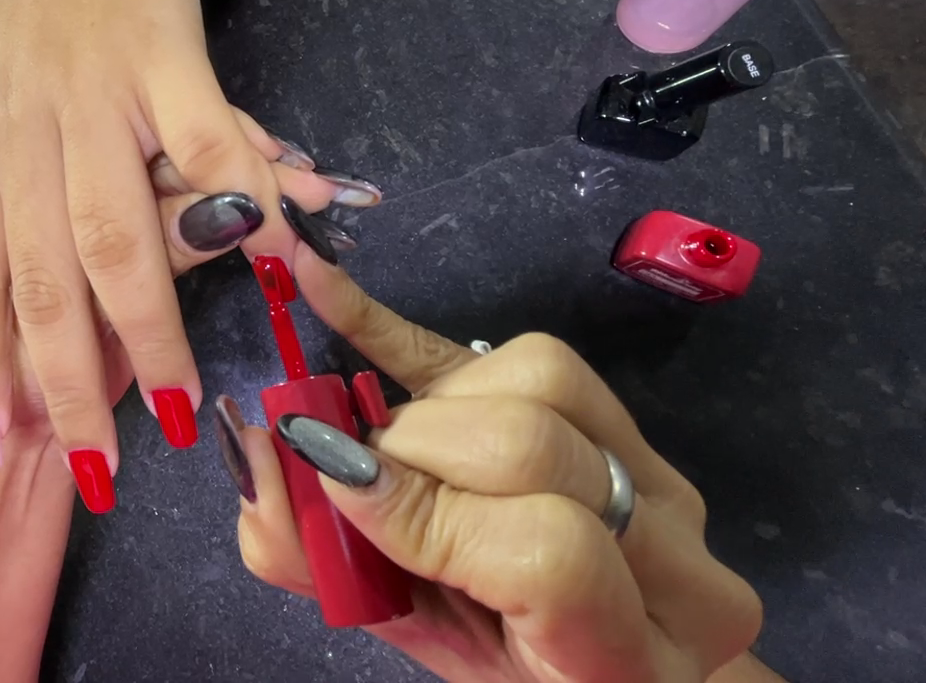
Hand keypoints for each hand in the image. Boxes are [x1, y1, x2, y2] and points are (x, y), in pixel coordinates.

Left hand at [0, 0, 381, 510]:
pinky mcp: (159, 54)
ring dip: (144, 328)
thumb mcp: (13, 107)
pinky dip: (244, 209)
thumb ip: (58, 198)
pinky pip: (206, 147)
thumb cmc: (38, 18)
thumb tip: (97, 297)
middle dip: (64, 383)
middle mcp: (24, 137)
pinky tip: (279, 267)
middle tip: (95, 467)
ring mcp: (90, 96)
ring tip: (177, 405)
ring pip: (110, 234)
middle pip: (39, 280)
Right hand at [226, 250, 762, 681]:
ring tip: (397, 441)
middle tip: (359, 468)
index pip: (547, 553)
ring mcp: (653, 473)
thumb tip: (253, 446)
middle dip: (412, 445)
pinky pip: (508, 344)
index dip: (426, 511)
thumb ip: (305, 556)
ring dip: (432, 401)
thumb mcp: (394, 633)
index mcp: (623, 652)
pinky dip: (398, 319)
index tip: (337, 482)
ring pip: (536, 378)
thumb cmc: (492, 655)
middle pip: (528, 444)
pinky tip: (320, 281)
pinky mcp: (602, 407)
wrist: (592, 641)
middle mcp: (672, 561)